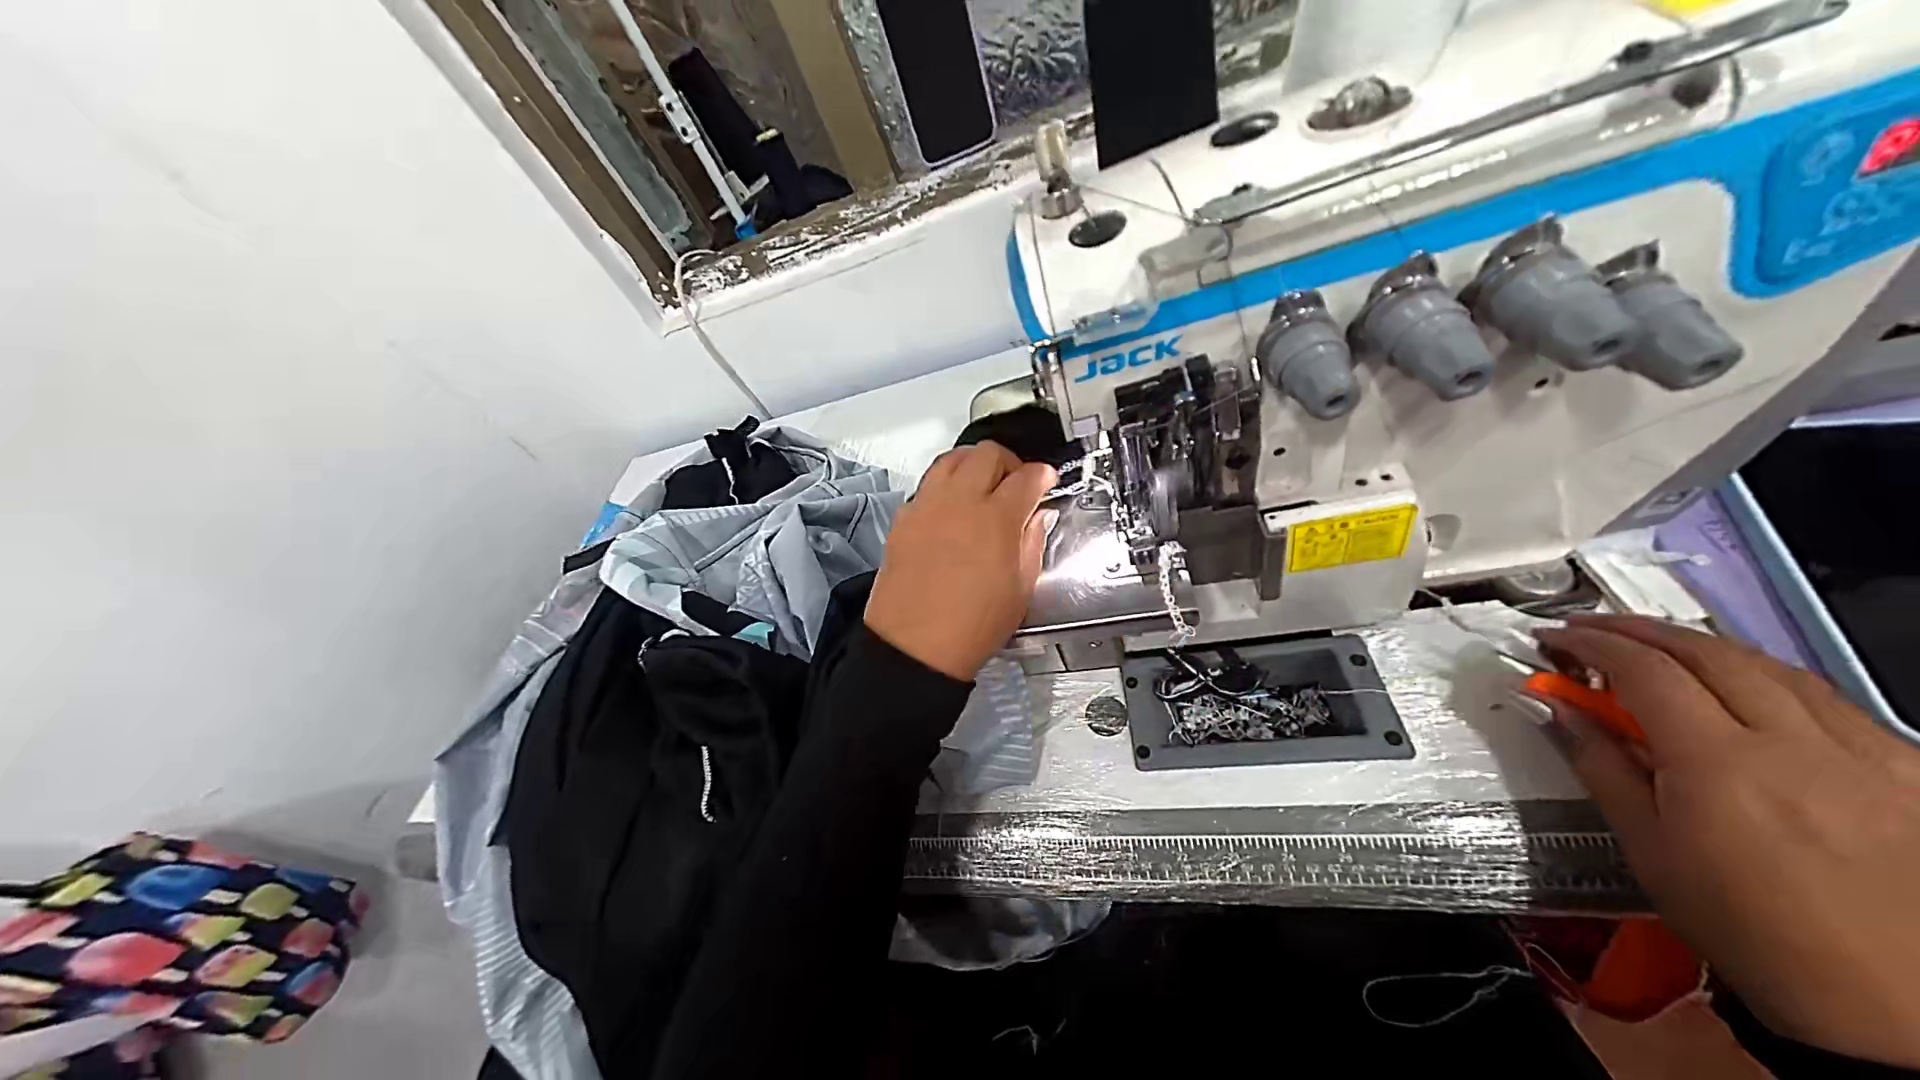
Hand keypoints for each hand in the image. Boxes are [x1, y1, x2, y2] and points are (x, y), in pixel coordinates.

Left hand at [864, 442, 1056, 681]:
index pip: (1026, 477)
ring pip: (952, 459)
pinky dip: (945, 486)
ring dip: (972, 464)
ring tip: (981, 486)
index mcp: (997, 518)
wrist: (913, 646)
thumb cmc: (973, 625)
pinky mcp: (903, 518)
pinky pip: (927, 485)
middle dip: (1008, 462)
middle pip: (986, 454)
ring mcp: (927, 506)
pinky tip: (951, 510)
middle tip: (1015, 483)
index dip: (1041, 475)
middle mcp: (960, 501)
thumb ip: (1032, 544)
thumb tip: (1037, 517)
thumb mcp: (1020, 590)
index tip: (1045, 481)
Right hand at [1536, 615, 1919, 1066]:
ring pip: (1772, 666)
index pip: (1645, 671)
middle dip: (1640, 631)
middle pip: (1710, 653)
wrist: (1891, 1005)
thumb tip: (1553, 705)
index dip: (1593, 643)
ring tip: (1657, 649)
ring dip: (1702, 646)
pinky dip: (1764, 676)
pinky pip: (1825, 698)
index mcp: (1721, 763)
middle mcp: (1798, 743)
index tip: (1554, 638)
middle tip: (1592, 630)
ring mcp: (1867, 753)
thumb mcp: (1647, 845)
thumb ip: (1599, 763)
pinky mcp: (1909, 770)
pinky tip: (1740, 689)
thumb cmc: (1742, 925)